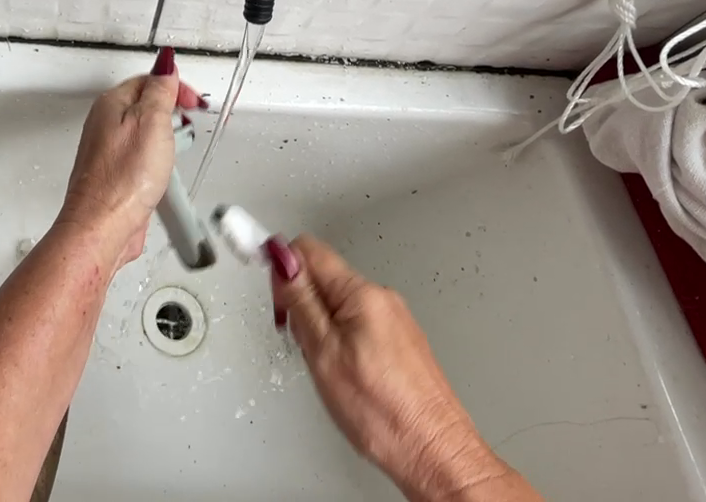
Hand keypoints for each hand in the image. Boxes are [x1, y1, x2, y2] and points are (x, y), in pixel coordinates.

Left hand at [56, 47, 203, 266]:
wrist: (103, 227)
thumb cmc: (122, 180)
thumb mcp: (151, 122)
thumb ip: (160, 91)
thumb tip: (166, 66)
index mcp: (112, 104)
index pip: (149, 80)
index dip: (175, 87)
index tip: (194, 103)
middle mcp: (106, 124)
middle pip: (146, 104)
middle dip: (172, 113)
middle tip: (184, 125)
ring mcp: (110, 151)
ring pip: (146, 133)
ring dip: (166, 140)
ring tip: (173, 152)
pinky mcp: (117, 175)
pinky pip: (142, 158)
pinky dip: (157, 162)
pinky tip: (162, 174)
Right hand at [270, 236, 536, 501]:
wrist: (437, 456)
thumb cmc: (383, 414)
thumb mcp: (324, 353)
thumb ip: (300, 300)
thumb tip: (281, 258)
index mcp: (361, 294)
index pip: (308, 249)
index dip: (281, 263)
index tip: (269, 287)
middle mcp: (381, 298)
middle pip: (322, 275)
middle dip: (299, 300)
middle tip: (300, 340)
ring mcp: (394, 319)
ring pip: (337, 302)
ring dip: (318, 322)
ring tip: (324, 364)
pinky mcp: (400, 341)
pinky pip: (356, 322)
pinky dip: (339, 337)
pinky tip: (345, 372)